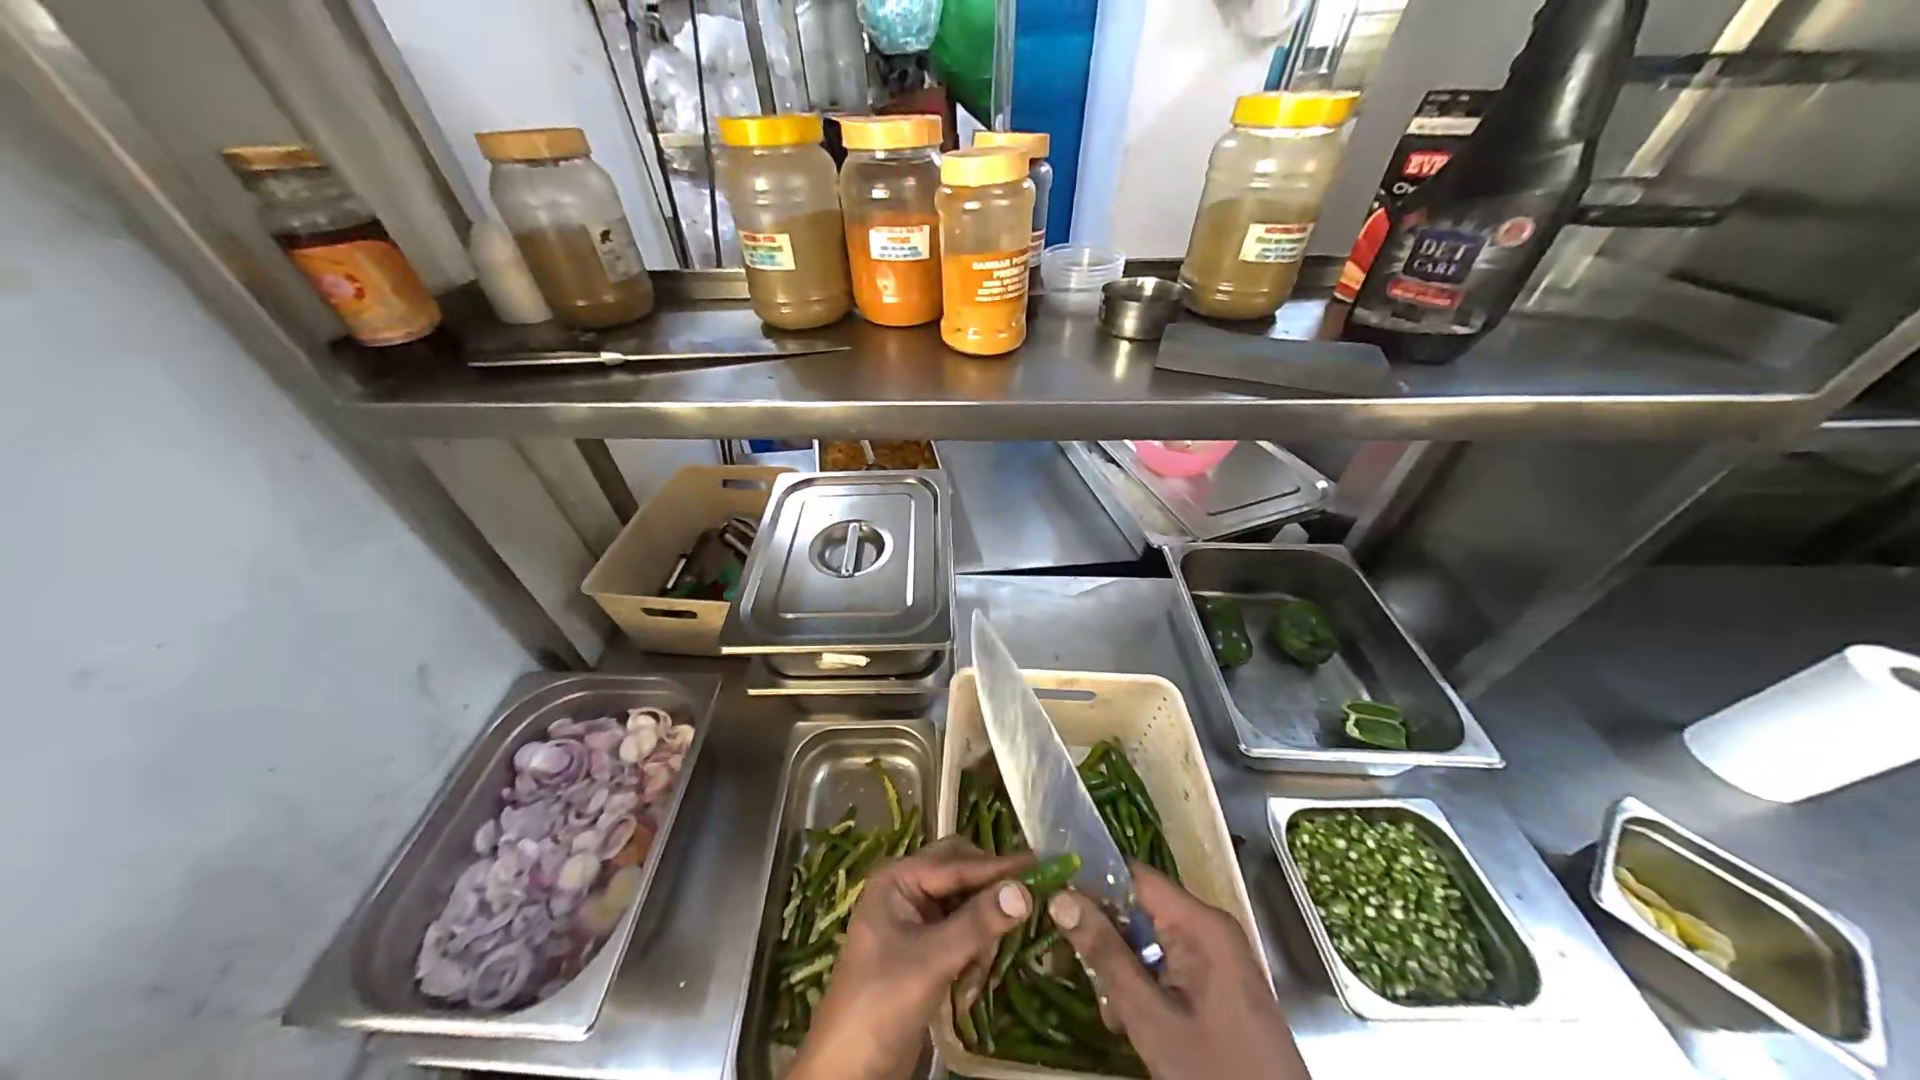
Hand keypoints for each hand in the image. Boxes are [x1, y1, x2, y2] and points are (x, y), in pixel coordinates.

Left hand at [789, 837, 1034, 1079]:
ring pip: (967, 905)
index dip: (999, 866)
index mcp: (897, 879)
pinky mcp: (925, 949)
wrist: (847, 1071)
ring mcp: (915, 919)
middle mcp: (906, 890)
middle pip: (963, 876)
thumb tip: (1024, 890)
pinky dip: (973, 953)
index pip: (957, 863)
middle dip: (987, 899)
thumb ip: (977, 923)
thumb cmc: (880, 1006)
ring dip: (981, 934)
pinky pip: (962, 934)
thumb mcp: (931, 962)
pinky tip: (969, 985)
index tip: (1041, 866)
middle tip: (1021, 913)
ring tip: (978, 972)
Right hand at [1047, 863, 1309, 1079]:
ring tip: (1102, 1002)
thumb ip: (1106, 954)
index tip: (1052, 892)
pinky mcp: (1216, 980)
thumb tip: (1061, 898)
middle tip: (1062, 957)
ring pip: (1148, 936)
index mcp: (1199, 922)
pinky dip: (1142, 979)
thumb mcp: (1151, 1017)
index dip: (1090, 878)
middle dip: (1101, 930)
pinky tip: (1127, 1015)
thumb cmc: (1215, 1071)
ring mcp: (1216, 953)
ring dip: (1119, 962)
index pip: (1133, 874)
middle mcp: (1209, 926)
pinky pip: (1167, 959)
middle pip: (1138, 905)